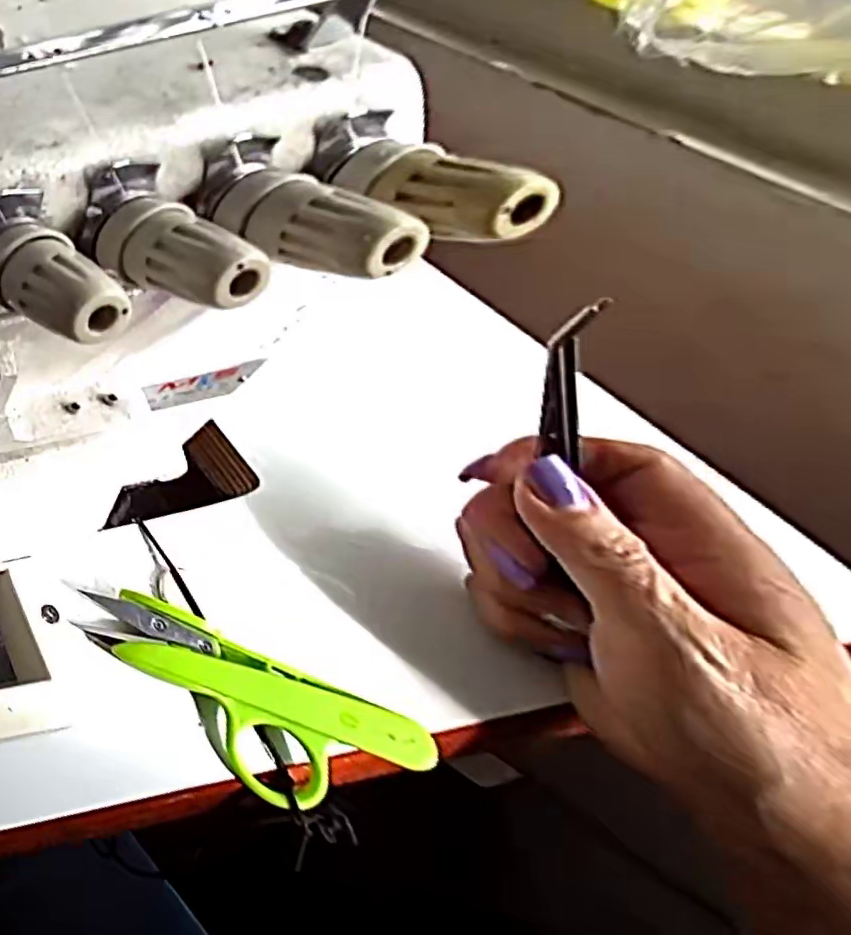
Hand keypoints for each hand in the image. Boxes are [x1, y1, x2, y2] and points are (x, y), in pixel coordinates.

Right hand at [459, 438, 850, 931]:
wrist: (760, 807)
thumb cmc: (767, 737)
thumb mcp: (675, 633)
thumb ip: (603, 550)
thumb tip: (547, 478)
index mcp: (693, 539)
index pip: (606, 459)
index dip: (542, 454)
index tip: (493, 472)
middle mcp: (643, 552)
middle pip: (533, 497)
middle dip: (507, 536)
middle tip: (533, 576)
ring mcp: (599, 583)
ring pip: (504, 544)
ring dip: (507, 584)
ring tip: (564, 626)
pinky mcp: (565, 612)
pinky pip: (500, 587)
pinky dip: (507, 614)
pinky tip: (556, 643)